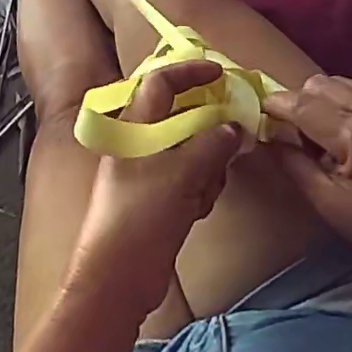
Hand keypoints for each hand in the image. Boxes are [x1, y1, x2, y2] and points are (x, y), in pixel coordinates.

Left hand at [64, 60, 242, 316]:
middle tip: (232, 135)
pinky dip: (198, 188)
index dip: (190, 71)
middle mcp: (138, 143)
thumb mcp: (183, 174)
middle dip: (208, 130)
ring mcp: (146, 171)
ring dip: (206, 166)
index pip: (161, 81)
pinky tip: (196, 210)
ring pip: (190, 150)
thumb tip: (234, 127)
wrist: (117, 279)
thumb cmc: (143, 215)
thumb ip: (213, 144)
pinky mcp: (156, 197)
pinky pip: (188, 178)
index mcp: (133, 126)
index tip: (220, 73)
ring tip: (204, 190)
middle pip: (181, 118)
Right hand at [264, 75, 351, 293]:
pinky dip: (343, 102)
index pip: (303, 105)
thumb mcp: (330, 204)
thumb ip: (294, 164)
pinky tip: (343, 132)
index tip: (257, 113)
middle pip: (319, 85)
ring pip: (339, 82)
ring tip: (319, 134)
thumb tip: (267, 136)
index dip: (276, 106)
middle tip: (291, 132)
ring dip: (320, 100)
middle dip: (298, 102)